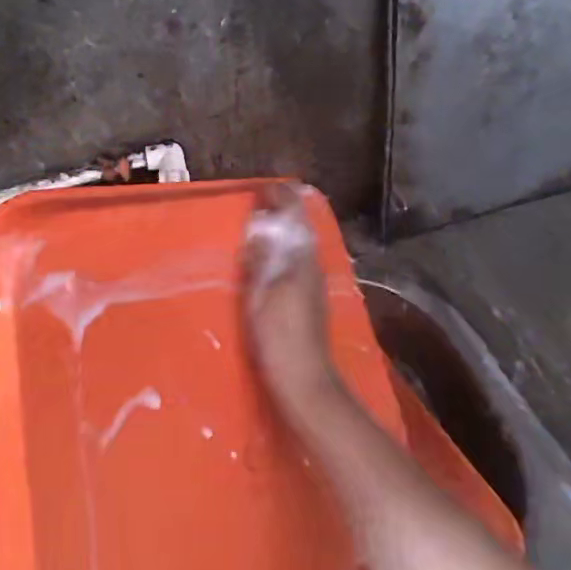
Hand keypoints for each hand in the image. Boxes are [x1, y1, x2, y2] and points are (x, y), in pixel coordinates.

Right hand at [241, 183, 341, 416]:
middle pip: (300, 227)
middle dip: (282, 211)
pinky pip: (296, 260)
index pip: (296, 216)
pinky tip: (268, 259)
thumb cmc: (280, 337)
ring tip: (258, 225)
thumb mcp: (262, 295)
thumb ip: (261, 258)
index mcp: (301, 259)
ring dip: (282, 230)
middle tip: (257, 202)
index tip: (262, 188)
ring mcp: (313, 283)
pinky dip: (283, 249)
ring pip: (299, 244)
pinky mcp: (308, 299)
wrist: (306, 381)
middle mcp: (312, 265)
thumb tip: (259, 226)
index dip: (281, 198)